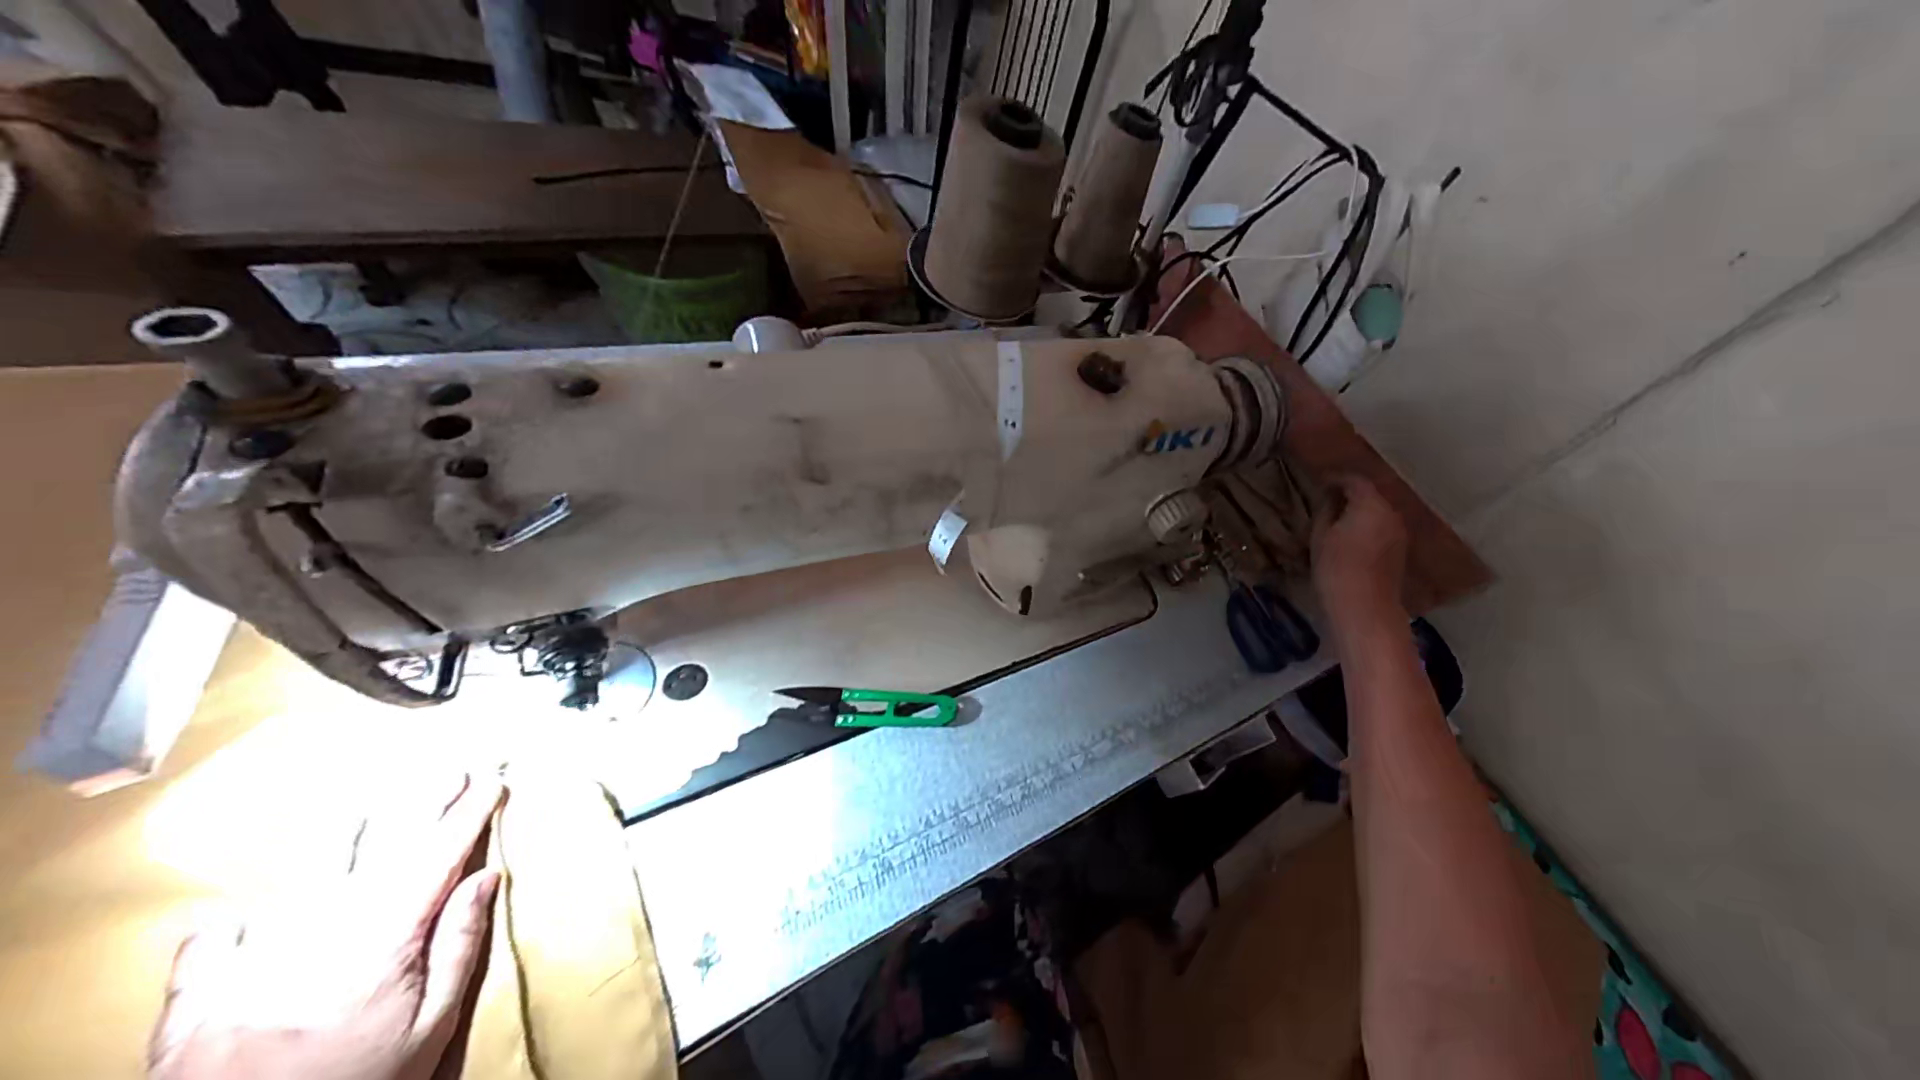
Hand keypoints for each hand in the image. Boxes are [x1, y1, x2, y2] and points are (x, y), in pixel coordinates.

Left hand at [150, 774, 504, 1079]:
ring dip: (339, 836)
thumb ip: (458, 947)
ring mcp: (253, 960)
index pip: (436, 858)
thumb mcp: (431, 1029)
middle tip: (451, 772)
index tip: (493, 782)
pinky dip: (223, 925)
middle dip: (421, 808)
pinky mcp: (196, 999)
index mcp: (383, 940)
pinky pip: (210, 944)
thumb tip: (486, 877)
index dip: (468, 815)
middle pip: (379, 853)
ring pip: (303, 878)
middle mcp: (320, 933)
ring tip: (363, 806)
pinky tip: (227, 915)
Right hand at [1310, 475, 1408, 626]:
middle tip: (1325, 499)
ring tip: (1335, 519)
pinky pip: (1381, 529)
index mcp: (1372, 505)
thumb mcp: (1320, 535)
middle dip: (1349, 494)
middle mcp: (1392, 514)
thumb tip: (1329, 498)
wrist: (1364, 608)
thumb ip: (1325, 511)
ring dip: (1359, 511)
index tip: (1318, 483)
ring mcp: (1399, 534)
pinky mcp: (1399, 551)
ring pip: (1377, 513)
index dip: (1335, 479)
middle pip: (1371, 495)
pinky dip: (1366, 526)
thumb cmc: (1336, 568)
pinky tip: (1349, 537)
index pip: (1355, 480)